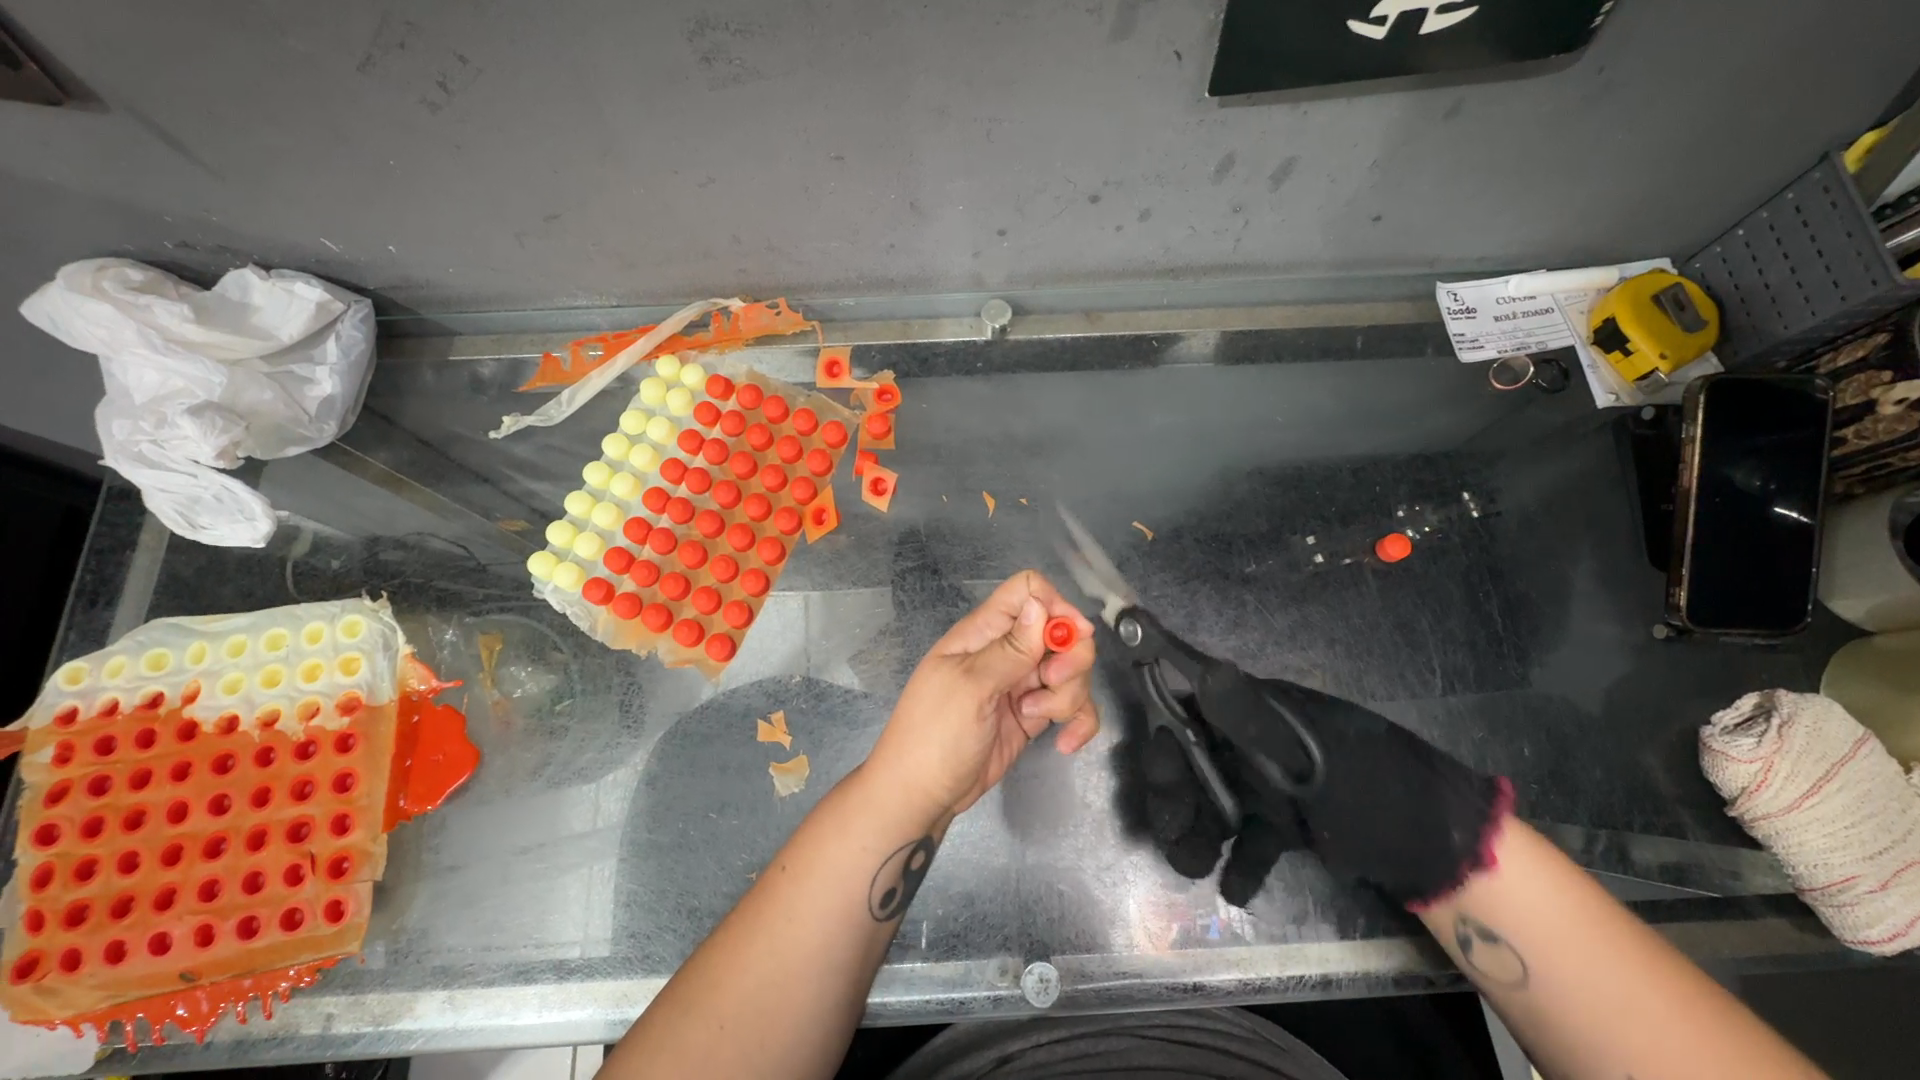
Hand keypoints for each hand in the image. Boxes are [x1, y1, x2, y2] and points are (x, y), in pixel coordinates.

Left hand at [866, 571, 1099, 820]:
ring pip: (1070, 671)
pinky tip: (1065, 744)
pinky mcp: (1031, 718)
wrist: (920, 796)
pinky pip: (1070, 707)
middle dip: (1070, 658)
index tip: (1071, 636)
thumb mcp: (970, 688)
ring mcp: (1019, 686)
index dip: (1055, 606)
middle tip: (1052, 684)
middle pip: (1059, 632)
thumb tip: (1041, 604)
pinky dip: (1077, 722)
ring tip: (1038, 719)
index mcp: (982, 634)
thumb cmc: (934, 735)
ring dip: (1069, 695)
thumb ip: (1011, 648)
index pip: (1027, 592)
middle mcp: (1004, 653)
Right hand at [1126, 675, 1510, 908]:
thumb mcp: (1310, 753)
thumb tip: (1204, 669)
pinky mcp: (1286, 821)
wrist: (1440, 846)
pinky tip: (1236, 889)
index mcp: (1257, 713)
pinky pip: (1247, 837)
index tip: (1162, 786)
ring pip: (1212, 802)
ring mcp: (1270, 783)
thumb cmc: (1373, 788)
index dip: (1165, 747)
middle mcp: (1255, 743)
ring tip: (1198, 868)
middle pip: (1192, 765)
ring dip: (1196, 833)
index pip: (1188, 715)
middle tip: (1179, 842)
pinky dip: (1238, 861)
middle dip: (1176, 802)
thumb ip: (1250, 718)